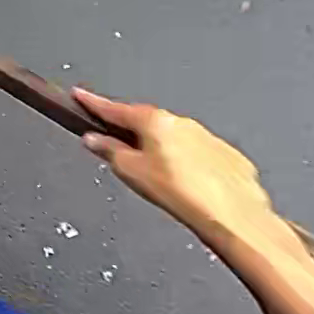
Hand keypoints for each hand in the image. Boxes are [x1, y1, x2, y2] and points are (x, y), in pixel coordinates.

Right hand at [73, 87, 292, 251]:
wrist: (234, 217)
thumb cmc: (183, 194)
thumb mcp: (130, 171)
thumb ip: (108, 150)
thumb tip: (94, 140)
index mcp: (154, 121)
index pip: (114, 109)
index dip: (93, 103)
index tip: (79, 95)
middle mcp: (181, 122)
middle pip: (145, 122)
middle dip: (130, 132)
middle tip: (117, 149)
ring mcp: (207, 138)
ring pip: (173, 138)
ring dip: (160, 150)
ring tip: (156, 177)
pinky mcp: (227, 156)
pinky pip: (197, 154)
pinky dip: (186, 164)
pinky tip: (185, 186)